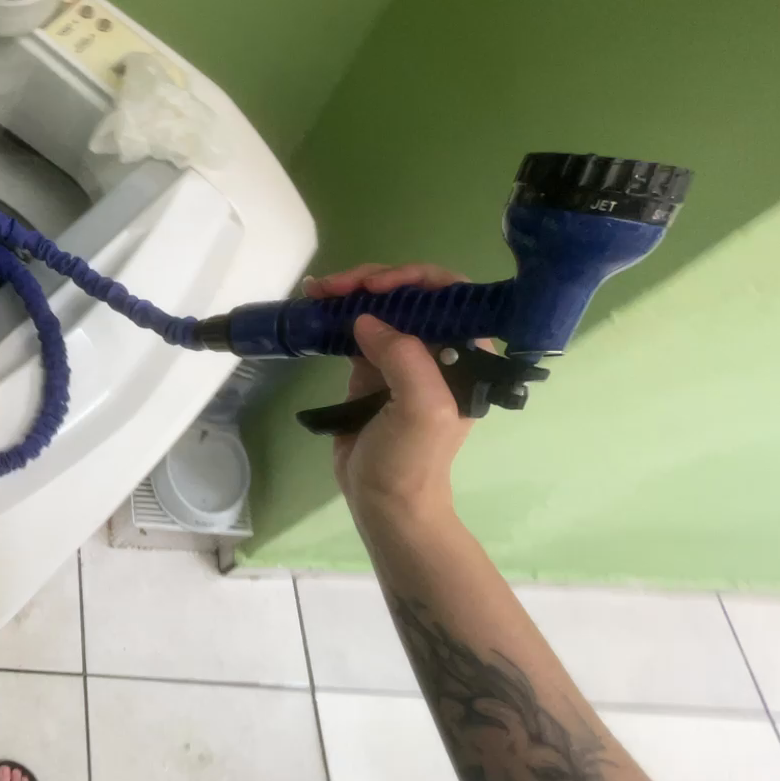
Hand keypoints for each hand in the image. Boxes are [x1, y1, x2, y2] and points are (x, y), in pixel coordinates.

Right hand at [304, 264, 474, 518]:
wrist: (384, 500)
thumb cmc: (412, 459)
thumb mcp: (422, 409)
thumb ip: (404, 358)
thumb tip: (366, 320)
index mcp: (465, 354)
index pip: (450, 296)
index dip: (414, 280)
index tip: (375, 286)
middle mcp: (437, 350)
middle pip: (409, 296)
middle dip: (372, 282)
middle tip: (332, 286)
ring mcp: (399, 360)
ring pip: (380, 309)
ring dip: (349, 294)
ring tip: (317, 291)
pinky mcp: (368, 371)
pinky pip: (354, 332)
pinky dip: (334, 317)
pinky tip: (314, 308)